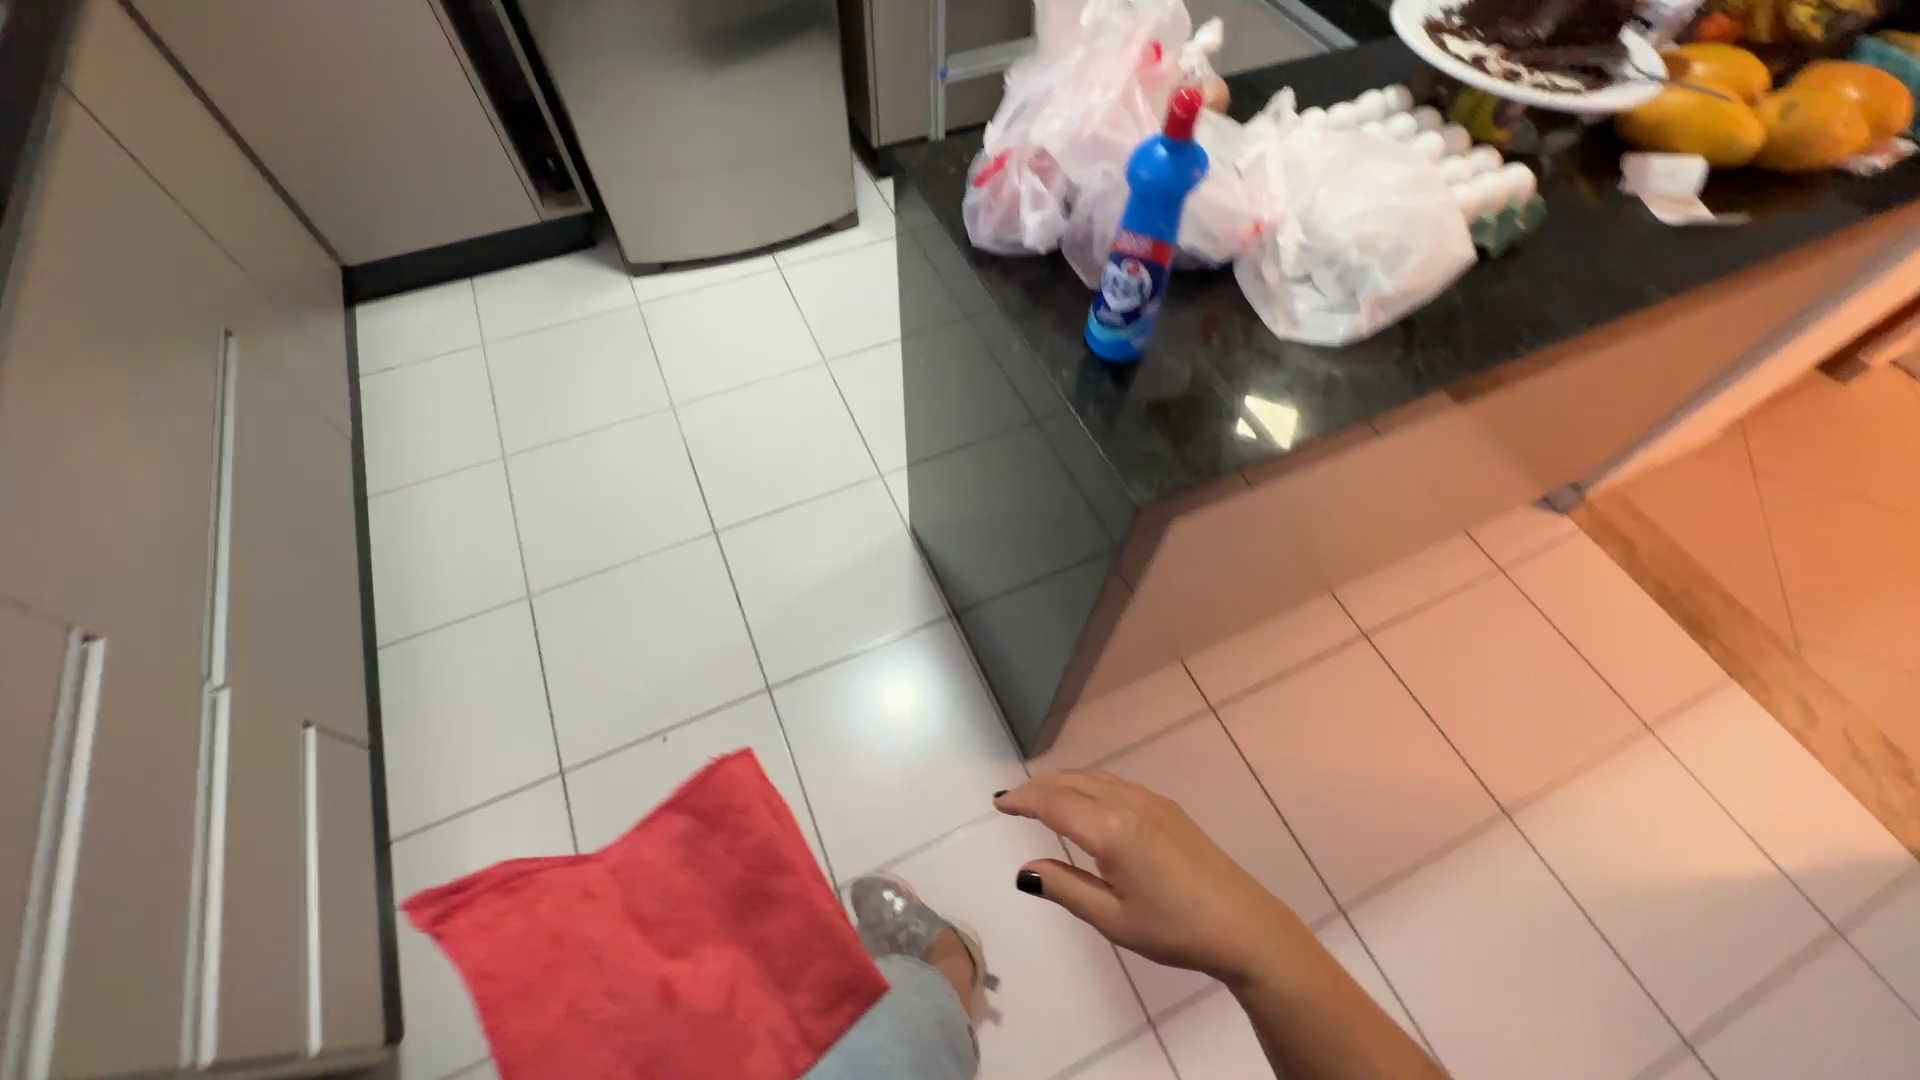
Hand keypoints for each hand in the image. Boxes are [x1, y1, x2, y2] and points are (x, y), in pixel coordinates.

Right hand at [994, 770, 1301, 985]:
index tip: (998, 802)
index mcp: (1112, 830)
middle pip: (1072, 782)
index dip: (1023, 800)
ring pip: (1095, 777)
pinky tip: (1084, 801)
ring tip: (1040, 796)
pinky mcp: (1167, 807)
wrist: (1245, 926)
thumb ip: (1065, 888)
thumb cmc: (1175, 930)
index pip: (1054, 803)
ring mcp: (1151, 801)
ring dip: (1063, 782)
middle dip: (1038, 787)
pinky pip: (1115, 782)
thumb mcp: (1112, 919)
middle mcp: (1128, 803)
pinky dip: (1087, 784)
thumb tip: (1024, 870)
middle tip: (1012, 800)